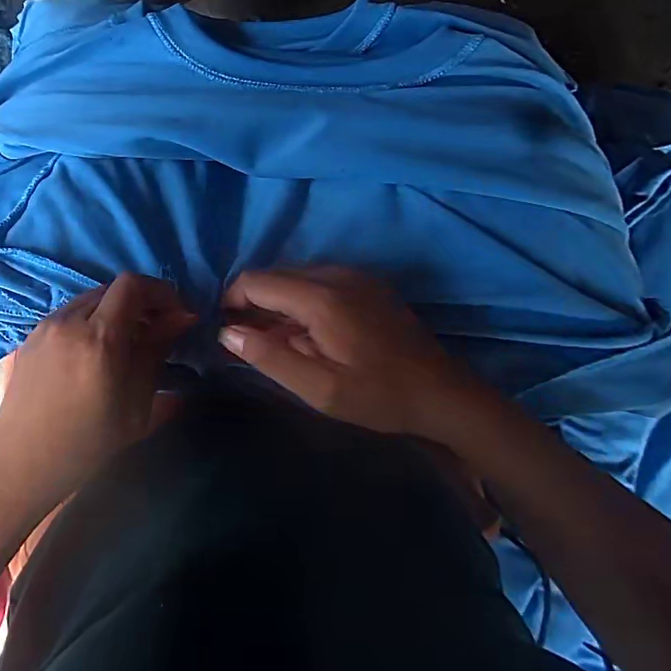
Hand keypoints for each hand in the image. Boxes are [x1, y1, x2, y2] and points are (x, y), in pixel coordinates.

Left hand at [0, 273, 195, 511]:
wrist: (22, 462)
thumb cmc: (87, 444)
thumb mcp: (136, 404)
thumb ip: (156, 352)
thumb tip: (181, 317)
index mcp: (99, 338)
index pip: (132, 285)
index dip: (160, 291)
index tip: (176, 314)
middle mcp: (70, 321)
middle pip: (113, 288)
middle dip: (141, 302)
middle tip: (157, 329)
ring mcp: (46, 325)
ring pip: (91, 298)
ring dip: (115, 310)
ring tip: (127, 341)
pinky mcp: (31, 334)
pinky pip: (70, 313)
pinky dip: (91, 319)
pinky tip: (95, 351)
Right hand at [220, 266, 486, 438]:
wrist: (444, 394)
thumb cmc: (379, 396)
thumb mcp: (320, 389)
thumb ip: (269, 357)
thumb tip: (227, 332)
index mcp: (320, 297)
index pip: (255, 281)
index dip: (231, 301)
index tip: (226, 330)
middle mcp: (334, 273)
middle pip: (273, 274)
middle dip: (252, 302)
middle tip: (248, 340)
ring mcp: (353, 274)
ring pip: (294, 276)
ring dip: (277, 302)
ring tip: (277, 341)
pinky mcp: (366, 281)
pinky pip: (317, 279)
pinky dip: (300, 299)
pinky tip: (308, 332)